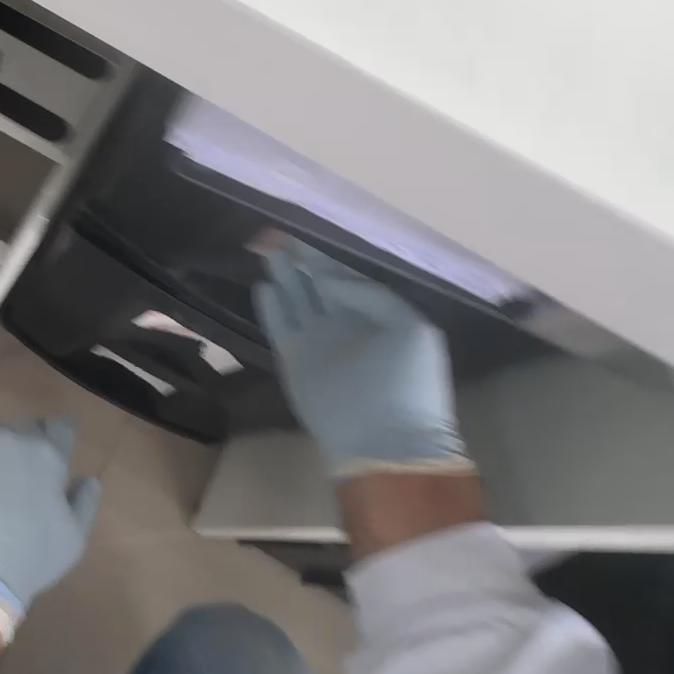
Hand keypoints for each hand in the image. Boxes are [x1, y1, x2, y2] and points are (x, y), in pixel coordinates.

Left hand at [0, 418, 101, 642]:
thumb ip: (85, 503)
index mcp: (51, 456)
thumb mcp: (74, 539)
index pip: (62, 427)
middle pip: (28, 427)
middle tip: (23, 467)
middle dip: (30, 442)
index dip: (61, 432)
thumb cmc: (30, 556)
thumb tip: (89, 479)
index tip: (59, 441)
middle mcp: (19, 437)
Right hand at [253, 243, 472, 480]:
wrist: (381, 436)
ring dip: (285, 278)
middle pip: (318, 285)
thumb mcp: (410, 328)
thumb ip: (372, 296)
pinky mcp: (295, 357)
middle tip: (282, 238)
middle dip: (303, 262)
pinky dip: (271, 307)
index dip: (327, 258)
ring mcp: (318, 341)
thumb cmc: (405, 382)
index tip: (307, 237)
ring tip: (271, 255)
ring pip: (297, 300)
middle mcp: (346, 324)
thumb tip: (331, 282)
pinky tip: (263, 287)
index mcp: (378, 316)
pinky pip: (280, 325)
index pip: (347, 279)